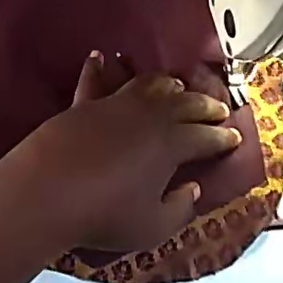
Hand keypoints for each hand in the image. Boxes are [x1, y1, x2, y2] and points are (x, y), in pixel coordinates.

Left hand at [0, 53, 242, 254]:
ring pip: (146, 85)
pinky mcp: (83, 104)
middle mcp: (146, 116)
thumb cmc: (104, 213)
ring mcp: (113, 105)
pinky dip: (98, 67)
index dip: (223, 137)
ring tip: (176, 84)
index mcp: (170, 144)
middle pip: (183, 104)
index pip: (205, 137)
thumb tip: (191, 189)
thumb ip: (179, 208)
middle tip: (218, 109)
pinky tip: (99, 56)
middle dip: (204, 106)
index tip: (234, 136)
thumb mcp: (152, 226)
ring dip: (165, 84)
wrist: (48, 190)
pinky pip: (94, 80)